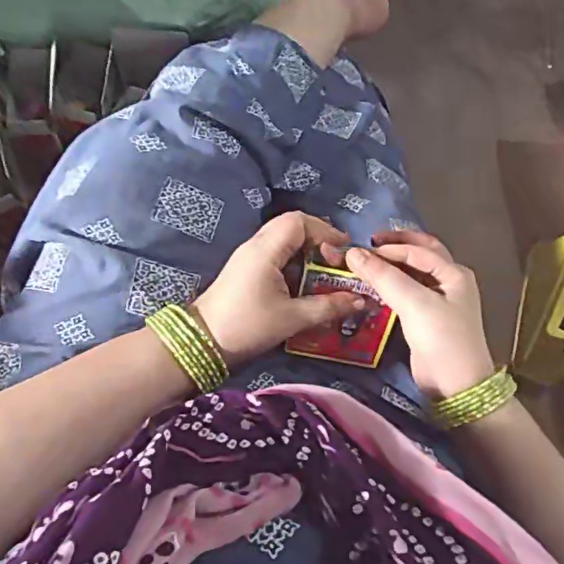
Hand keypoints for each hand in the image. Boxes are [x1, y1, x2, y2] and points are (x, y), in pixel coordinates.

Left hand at [192, 212, 366, 367]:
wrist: (203, 342)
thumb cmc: (247, 326)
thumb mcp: (292, 318)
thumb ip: (328, 307)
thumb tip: (360, 300)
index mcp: (265, 250)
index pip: (299, 221)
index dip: (325, 231)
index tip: (342, 253)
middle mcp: (255, 246)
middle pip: (291, 227)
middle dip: (318, 240)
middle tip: (336, 262)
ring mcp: (247, 257)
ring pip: (282, 241)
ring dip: (306, 253)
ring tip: (324, 275)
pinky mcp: (244, 271)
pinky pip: (274, 255)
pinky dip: (293, 263)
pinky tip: (303, 285)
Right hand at [343, 229, 496, 398]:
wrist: (456, 384)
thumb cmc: (441, 338)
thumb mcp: (414, 303)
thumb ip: (384, 276)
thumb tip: (353, 252)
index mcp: (454, 273)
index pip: (417, 250)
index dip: (388, 248)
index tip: (358, 250)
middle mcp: (449, 282)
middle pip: (420, 254)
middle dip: (395, 246)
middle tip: (368, 244)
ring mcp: (440, 301)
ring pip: (413, 273)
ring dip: (392, 265)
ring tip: (367, 264)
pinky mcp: (427, 319)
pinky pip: (408, 292)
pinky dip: (392, 285)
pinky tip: (375, 287)